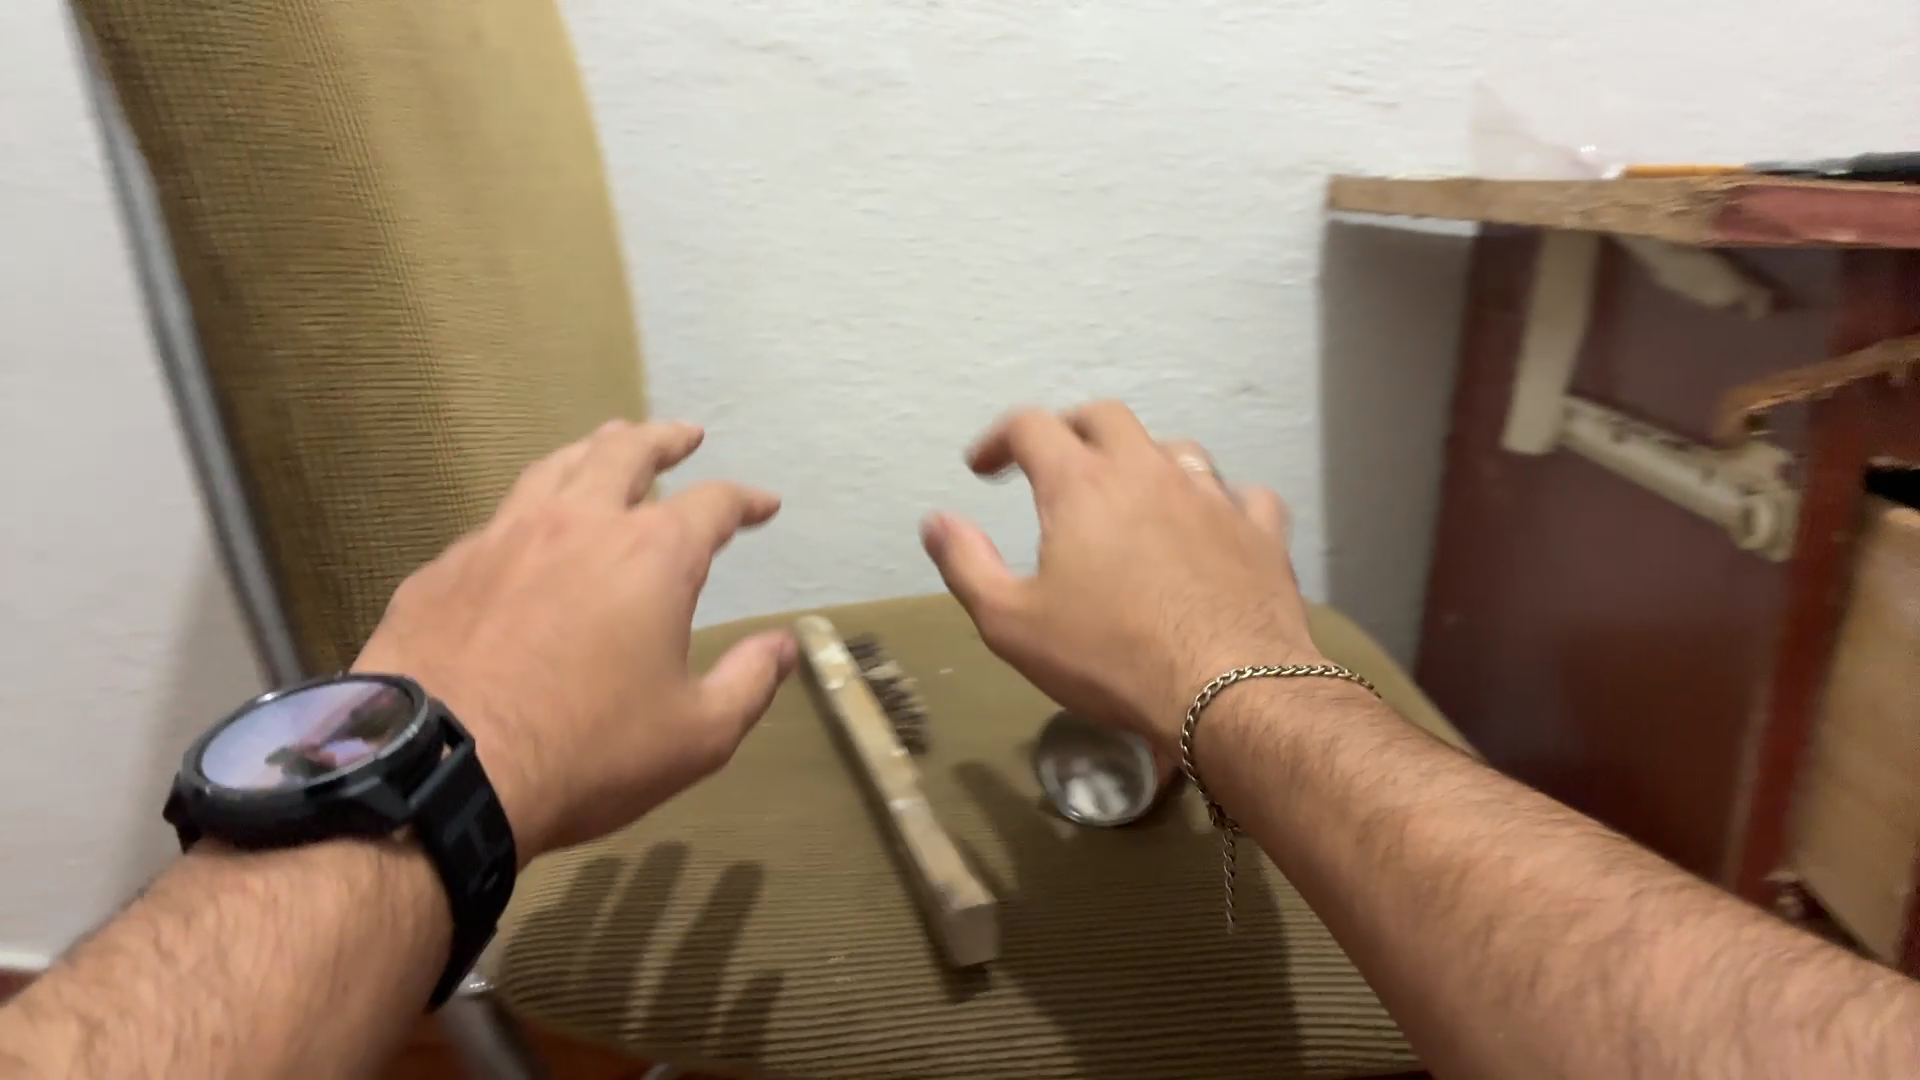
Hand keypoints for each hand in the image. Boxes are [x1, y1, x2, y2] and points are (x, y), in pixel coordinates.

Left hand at [353, 420, 797, 863]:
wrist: (433, 778)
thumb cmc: (588, 751)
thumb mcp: (699, 732)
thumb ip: (750, 681)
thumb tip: (784, 646)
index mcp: (653, 556)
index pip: (715, 503)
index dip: (746, 500)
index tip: (764, 504)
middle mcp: (581, 525)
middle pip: (626, 452)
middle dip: (665, 439)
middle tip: (685, 434)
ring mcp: (504, 538)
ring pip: (556, 467)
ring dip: (594, 450)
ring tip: (610, 445)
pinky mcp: (446, 568)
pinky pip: (501, 521)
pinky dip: (535, 512)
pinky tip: (533, 536)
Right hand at [921, 401, 1322, 750]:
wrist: (1228, 693)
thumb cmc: (1107, 657)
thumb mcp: (1010, 622)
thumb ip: (965, 564)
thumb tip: (935, 521)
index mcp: (1082, 484)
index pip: (1030, 426)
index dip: (997, 439)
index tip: (982, 468)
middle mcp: (1148, 471)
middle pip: (1105, 417)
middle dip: (1069, 430)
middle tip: (1052, 465)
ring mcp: (1211, 496)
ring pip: (1174, 449)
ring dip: (1141, 461)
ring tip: (1129, 496)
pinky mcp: (1259, 530)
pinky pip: (1239, 495)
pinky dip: (1215, 502)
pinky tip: (1208, 527)